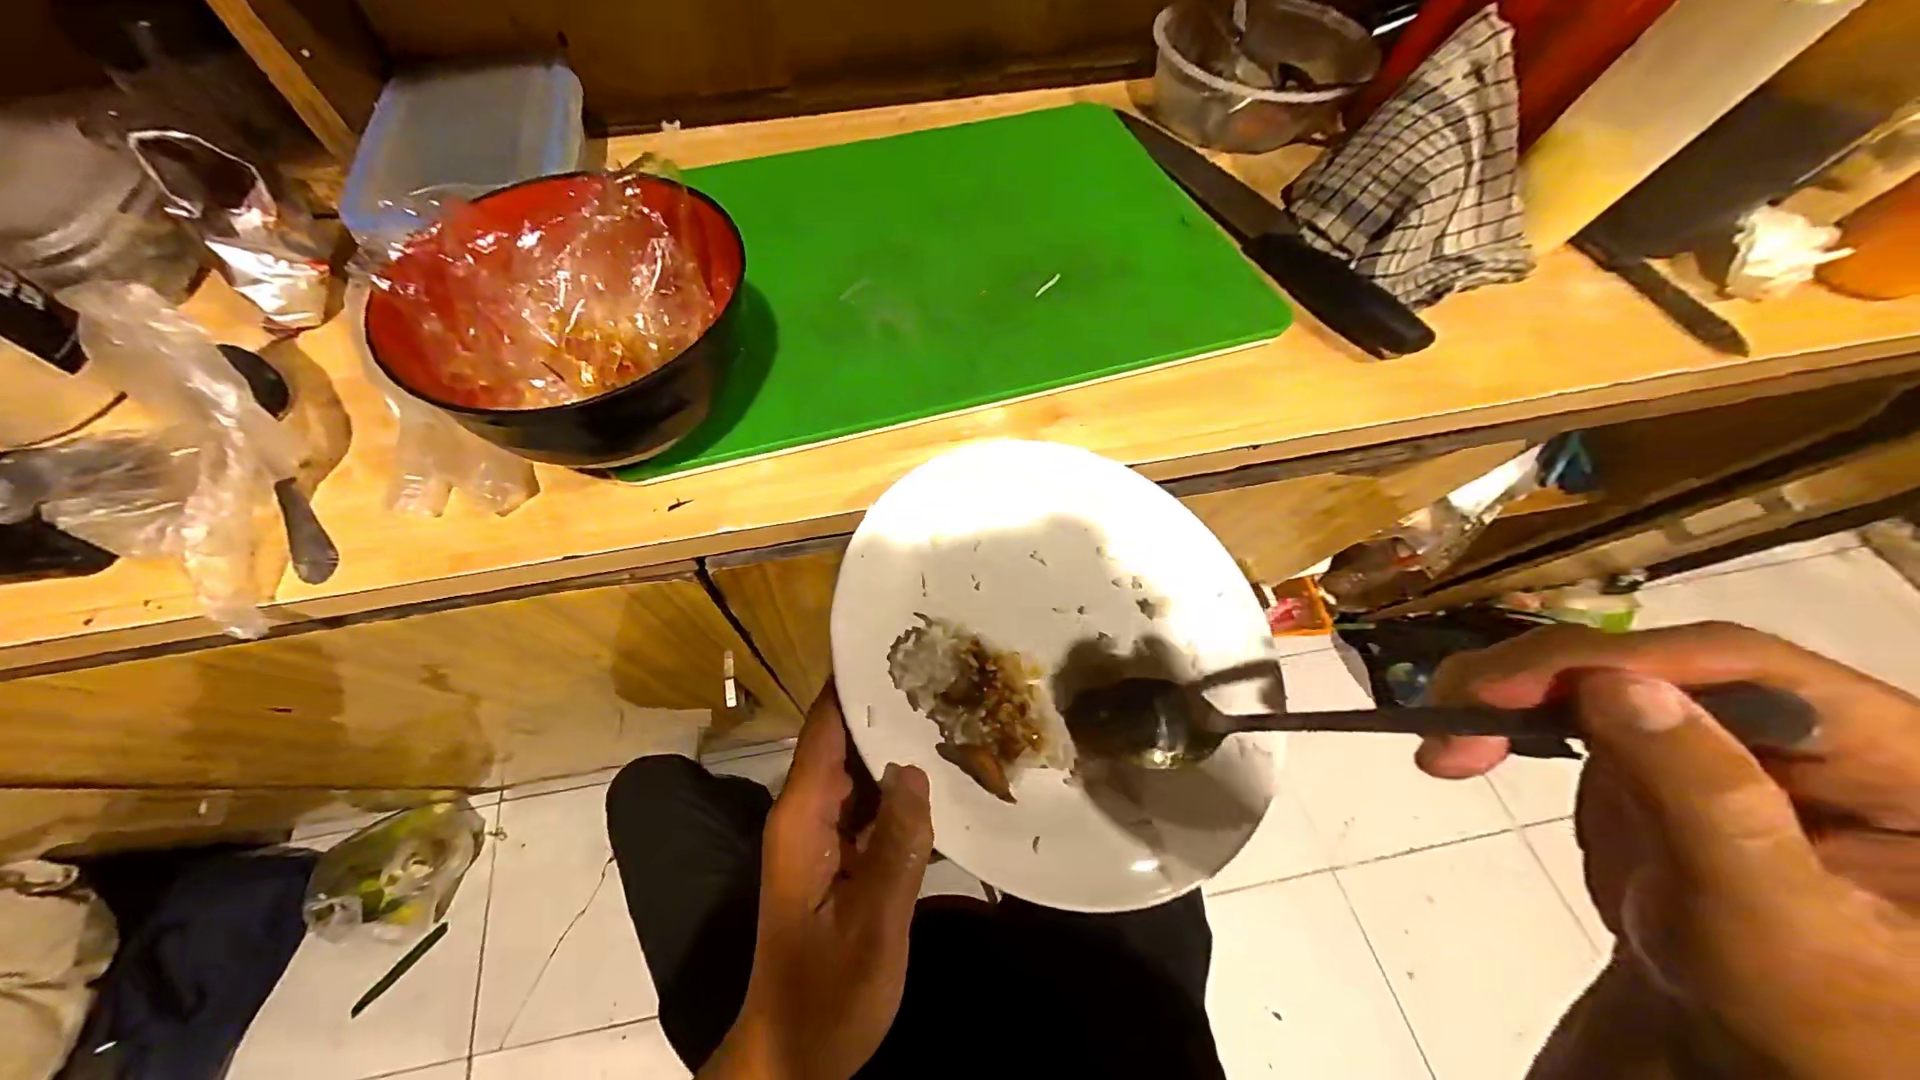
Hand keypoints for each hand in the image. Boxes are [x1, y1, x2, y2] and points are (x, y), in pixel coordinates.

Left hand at [700, 683, 932, 1079]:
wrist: (795, 1055)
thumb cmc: (827, 995)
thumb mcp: (871, 927)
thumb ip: (897, 848)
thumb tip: (915, 769)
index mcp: (803, 817)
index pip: (823, 729)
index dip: (848, 683)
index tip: (886, 641)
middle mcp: (809, 813)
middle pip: (845, 740)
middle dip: (886, 704)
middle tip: (943, 671)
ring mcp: (825, 834)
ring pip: (862, 769)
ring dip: (897, 741)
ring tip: (951, 706)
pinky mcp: (842, 854)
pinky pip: (872, 802)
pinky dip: (902, 783)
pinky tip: (942, 772)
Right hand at [1420, 622, 1919, 1079]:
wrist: (1748, 1051)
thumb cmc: (1805, 1013)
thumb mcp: (1775, 920)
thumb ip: (1713, 802)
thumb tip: (1617, 686)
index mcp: (1891, 750)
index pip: (1743, 667)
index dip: (1616, 659)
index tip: (1506, 688)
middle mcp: (1796, 721)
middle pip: (1647, 660)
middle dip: (1533, 680)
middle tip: (1452, 716)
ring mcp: (1711, 731)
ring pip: (1588, 673)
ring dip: (1499, 696)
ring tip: (1443, 747)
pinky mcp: (1644, 750)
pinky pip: (1562, 706)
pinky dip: (1499, 717)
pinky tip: (1462, 745)